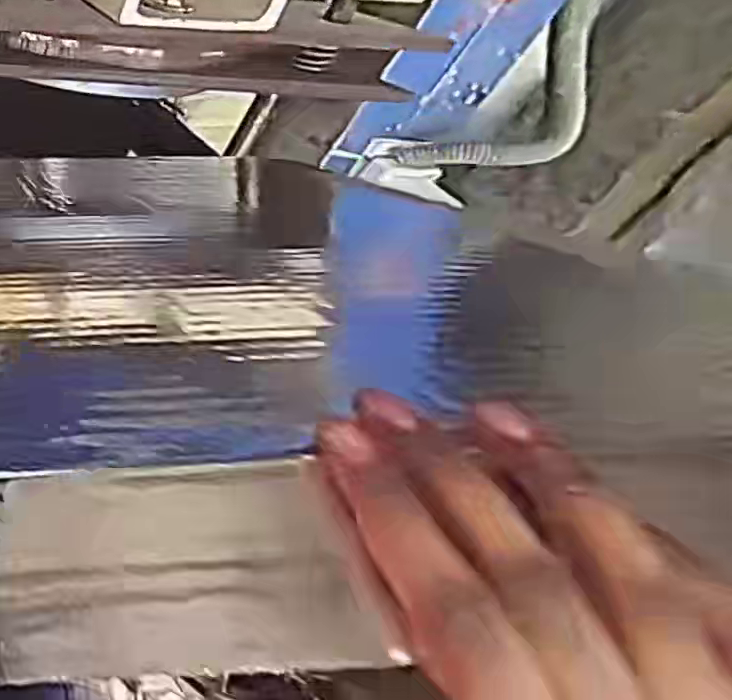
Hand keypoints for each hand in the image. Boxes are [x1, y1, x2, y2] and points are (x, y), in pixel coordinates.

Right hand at [319, 390, 731, 699]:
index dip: (388, 509)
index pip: (450, 605)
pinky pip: (712, 605)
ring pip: (630, 579)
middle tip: (385, 411)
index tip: (340, 442)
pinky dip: (649, 538)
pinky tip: (594, 489)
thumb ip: (407, 623)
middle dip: (441, 473)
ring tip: (488, 416)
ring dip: (547, 481)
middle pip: (527, 574)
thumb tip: (350, 519)